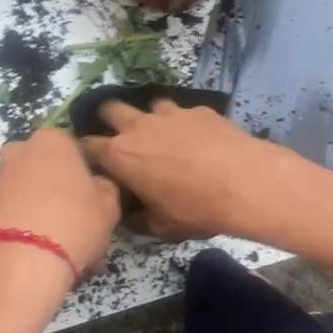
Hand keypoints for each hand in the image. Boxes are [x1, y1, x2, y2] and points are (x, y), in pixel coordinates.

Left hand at [0, 128, 120, 273]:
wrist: (19, 264)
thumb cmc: (73, 224)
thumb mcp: (109, 206)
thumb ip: (105, 187)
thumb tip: (96, 185)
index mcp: (52, 141)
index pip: (72, 146)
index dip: (83, 172)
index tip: (91, 197)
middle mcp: (17, 152)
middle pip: (41, 166)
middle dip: (53, 187)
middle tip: (70, 219)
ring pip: (20, 191)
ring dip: (33, 208)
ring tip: (49, 243)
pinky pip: (4, 214)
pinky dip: (14, 226)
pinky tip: (27, 251)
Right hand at [82, 100, 313, 240]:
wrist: (245, 182)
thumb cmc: (195, 209)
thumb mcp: (161, 226)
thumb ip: (138, 219)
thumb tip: (132, 216)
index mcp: (120, 155)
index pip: (88, 146)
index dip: (87, 154)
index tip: (95, 163)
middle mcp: (139, 127)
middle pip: (110, 109)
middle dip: (110, 120)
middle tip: (121, 138)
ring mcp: (170, 114)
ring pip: (149, 106)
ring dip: (150, 119)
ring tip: (164, 138)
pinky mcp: (198, 110)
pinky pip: (183, 113)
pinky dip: (184, 124)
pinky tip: (199, 140)